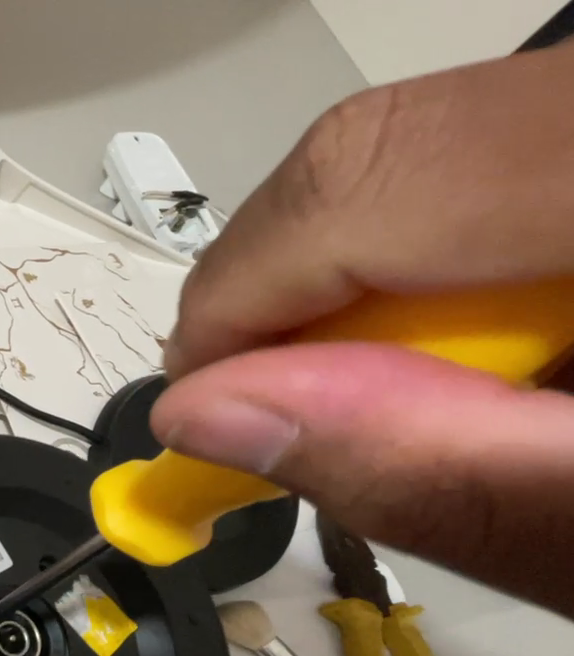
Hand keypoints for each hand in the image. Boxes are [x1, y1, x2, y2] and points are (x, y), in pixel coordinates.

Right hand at [153, 43, 573, 614]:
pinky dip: (433, 260)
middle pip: (385, 148)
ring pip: (426, 151)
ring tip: (412, 386)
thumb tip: (203, 414)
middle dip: (286, 291)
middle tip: (286, 406)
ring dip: (360, 284)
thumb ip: (417, 467)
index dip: (241, 297)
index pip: (370, 180)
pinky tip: (485, 338)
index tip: (207, 407)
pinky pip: (492, 159)